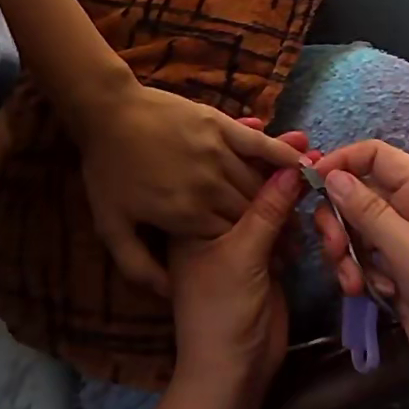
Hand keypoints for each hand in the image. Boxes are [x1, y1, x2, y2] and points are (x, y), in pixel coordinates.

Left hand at [76, 85, 305, 294]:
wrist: (106, 113)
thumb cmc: (106, 172)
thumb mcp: (111, 228)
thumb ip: (139, 268)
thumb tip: (166, 294)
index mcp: (188, 217)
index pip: (236, 241)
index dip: (260, 252)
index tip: (275, 259)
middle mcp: (210, 188)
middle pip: (253, 213)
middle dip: (276, 227)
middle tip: (289, 237)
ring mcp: (218, 155)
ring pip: (259, 183)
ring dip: (282, 196)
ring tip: (296, 206)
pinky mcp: (221, 127)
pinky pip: (260, 144)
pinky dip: (283, 153)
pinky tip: (302, 160)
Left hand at [170, 161, 305, 394]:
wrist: (229, 369)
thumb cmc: (220, 310)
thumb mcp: (241, 257)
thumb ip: (266, 212)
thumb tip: (292, 170)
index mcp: (190, 218)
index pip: (220, 173)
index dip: (250, 150)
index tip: (274, 132)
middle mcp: (209, 222)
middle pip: (244, 180)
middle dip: (274, 162)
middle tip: (305, 142)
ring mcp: (234, 239)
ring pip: (261, 199)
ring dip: (284, 181)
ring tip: (310, 157)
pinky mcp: (257, 255)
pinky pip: (274, 221)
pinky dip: (289, 207)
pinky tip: (304, 189)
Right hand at [312, 140, 408, 401]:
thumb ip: (371, 214)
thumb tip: (332, 176)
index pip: (376, 156)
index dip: (342, 161)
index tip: (312, 182)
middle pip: (357, 194)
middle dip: (338, 218)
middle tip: (334, 247)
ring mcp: (402, 242)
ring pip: (354, 229)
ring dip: (346, 253)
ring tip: (355, 283)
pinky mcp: (395, 271)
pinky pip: (361, 258)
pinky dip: (357, 273)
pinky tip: (370, 294)